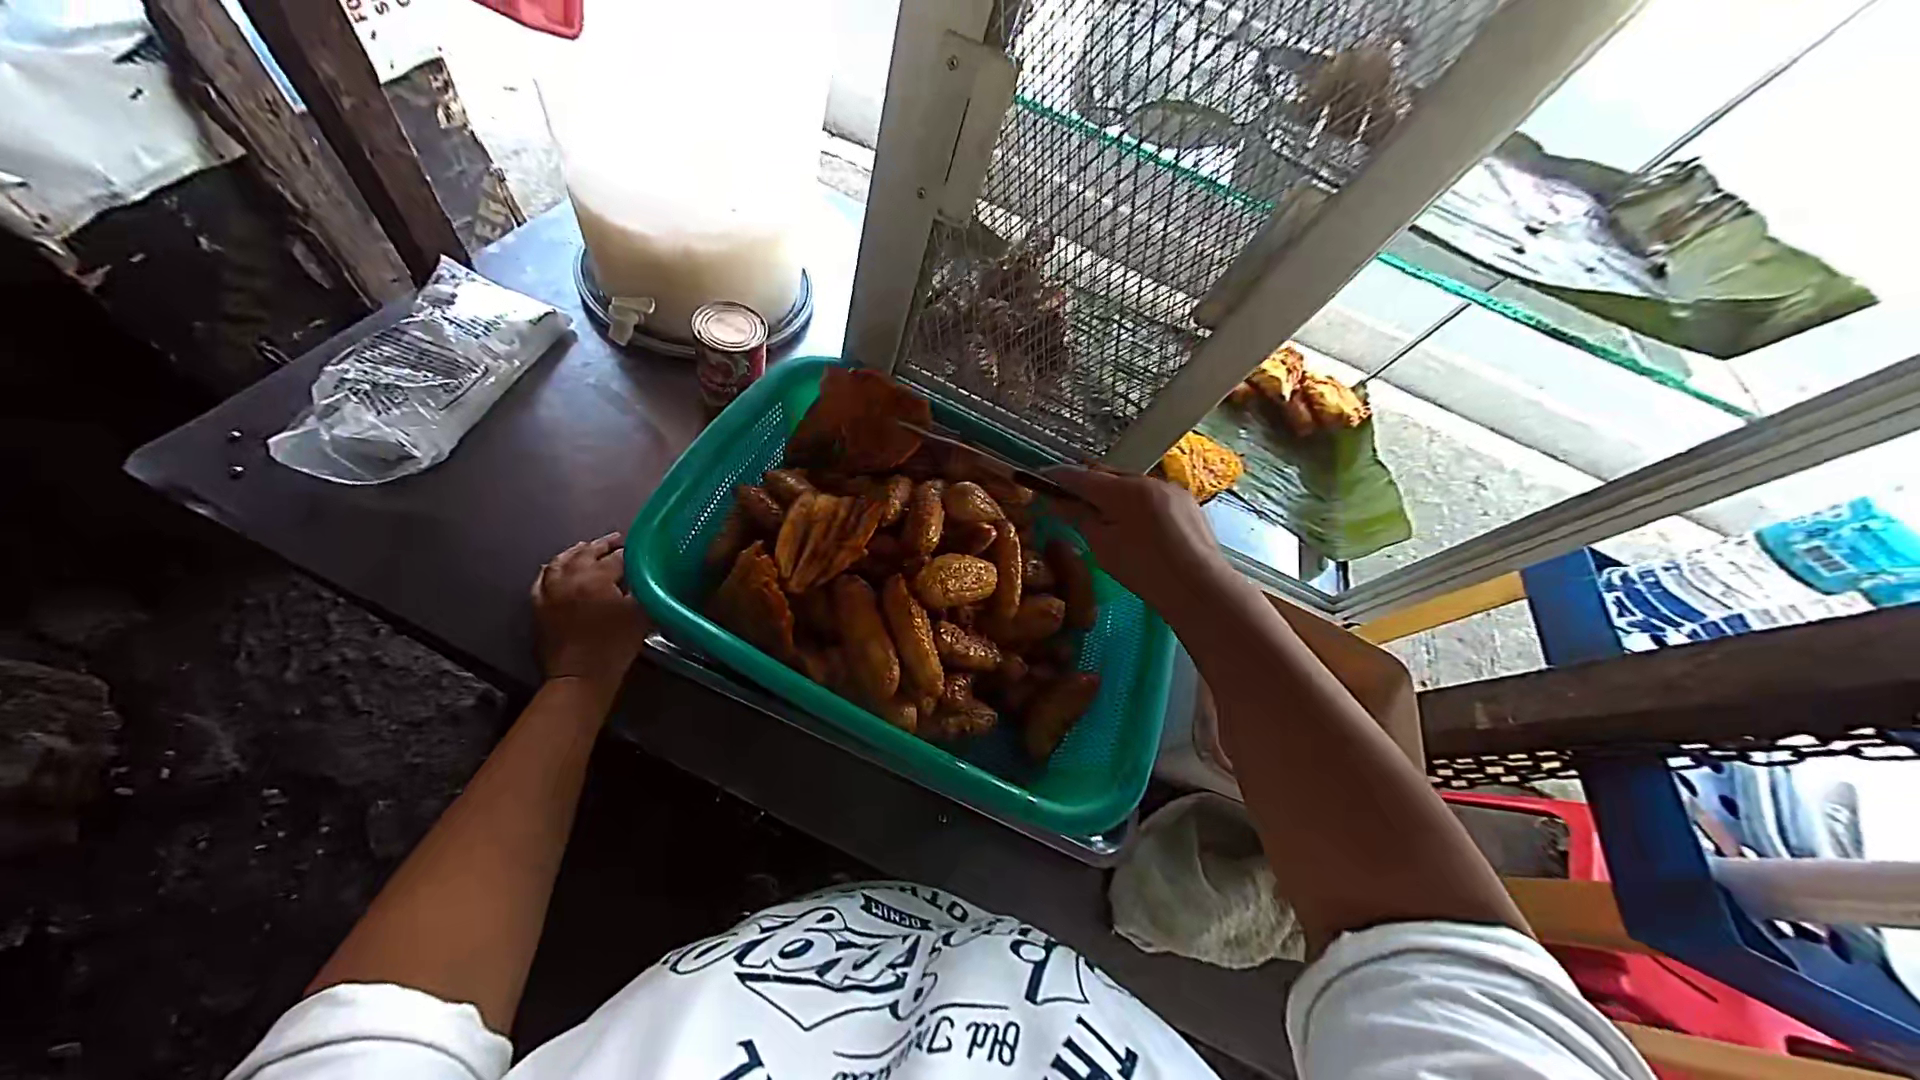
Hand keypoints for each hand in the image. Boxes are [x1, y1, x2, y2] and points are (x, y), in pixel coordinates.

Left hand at [531, 532, 647, 690]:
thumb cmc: (616, 645)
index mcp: (597, 578)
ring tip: (587, 548)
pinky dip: (553, 568)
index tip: (642, 552)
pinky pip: (543, 578)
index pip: (618, 557)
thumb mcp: (641, 614)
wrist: (580, 675)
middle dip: (603, 545)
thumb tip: (648, 575)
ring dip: (577, 552)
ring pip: (561, 561)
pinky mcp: (539, 605)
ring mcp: (551, 590)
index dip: (632, 553)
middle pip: (587, 553)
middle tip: (617, 540)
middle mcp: (570, 578)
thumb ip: (644, 589)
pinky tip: (557, 567)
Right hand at [1044, 466, 1237, 617]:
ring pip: (1131, 484)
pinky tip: (1135, 525)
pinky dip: (1136, 503)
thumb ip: (1079, 518)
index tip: (1040, 479)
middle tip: (1068, 500)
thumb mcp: (1103, 546)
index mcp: (1123, 490)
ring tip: (1102, 515)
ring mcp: (1171, 489)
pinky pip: (1152, 495)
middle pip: (1107, 475)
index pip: (1080, 476)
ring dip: (1113, 494)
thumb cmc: (1145, 570)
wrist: (1200, 588)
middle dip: (1086, 484)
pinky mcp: (1187, 502)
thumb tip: (1058, 502)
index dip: (1058, 477)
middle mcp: (1148, 480)